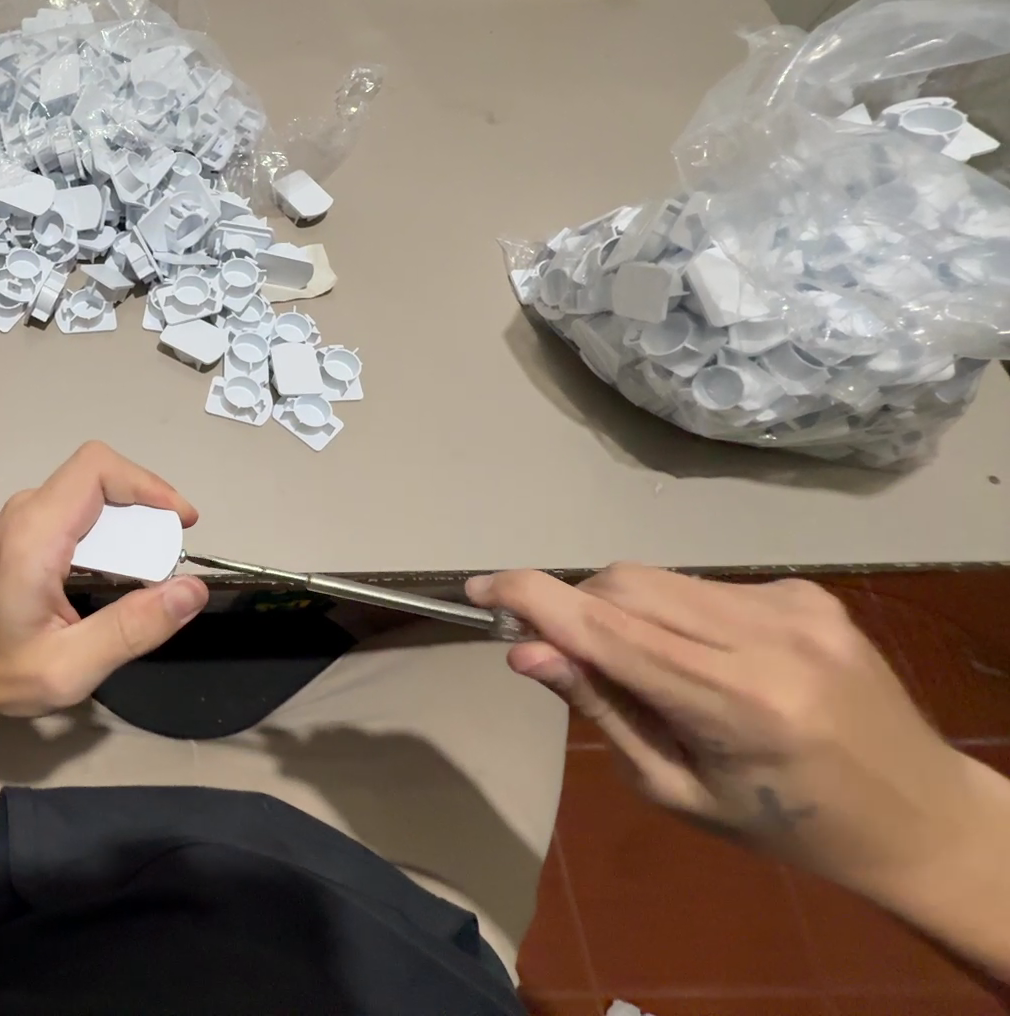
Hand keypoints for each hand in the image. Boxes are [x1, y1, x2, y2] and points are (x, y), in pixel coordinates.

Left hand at [0, 442, 209, 718]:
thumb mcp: (70, 666)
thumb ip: (133, 628)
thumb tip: (192, 590)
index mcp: (35, 536)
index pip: (96, 470)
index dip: (147, 483)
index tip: (181, 521)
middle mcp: (26, 513)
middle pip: (98, 476)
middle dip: (145, 508)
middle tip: (168, 558)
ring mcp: (21, 518)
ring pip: (89, 492)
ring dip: (129, 521)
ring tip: (151, 569)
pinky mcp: (22, 530)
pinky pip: (76, 510)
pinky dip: (109, 530)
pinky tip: (121, 570)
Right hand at [467, 565, 999, 898]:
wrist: (924, 818)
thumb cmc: (784, 824)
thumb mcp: (671, 785)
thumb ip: (597, 707)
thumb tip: (524, 652)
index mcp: (738, 704)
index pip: (605, 627)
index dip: (529, 598)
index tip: (476, 590)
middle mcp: (771, 640)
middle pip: (621, 587)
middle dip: (572, 608)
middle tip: (562, 652)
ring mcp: (797, 608)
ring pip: (651, 578)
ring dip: (615, 607)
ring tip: (641, 662)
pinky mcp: (806, 594)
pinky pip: (693, 583)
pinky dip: (664, 609)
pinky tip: (696, 651)